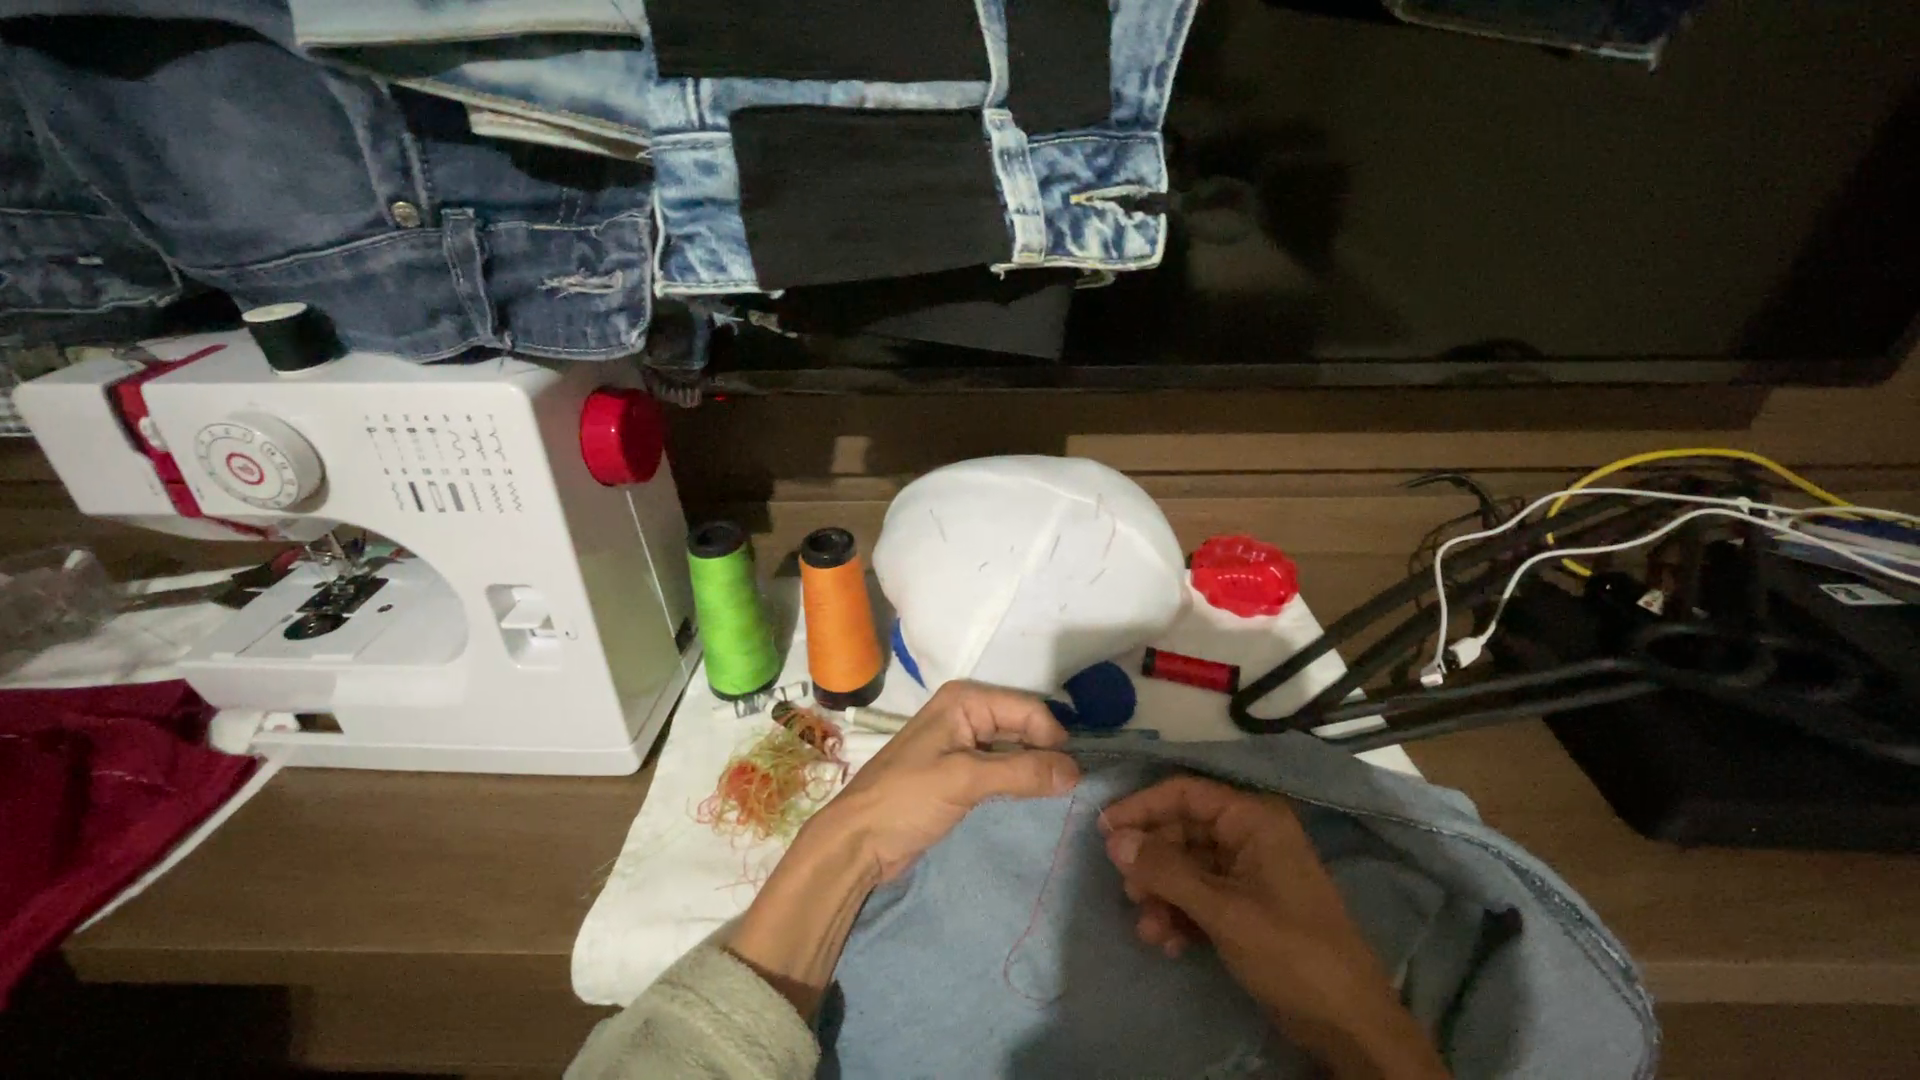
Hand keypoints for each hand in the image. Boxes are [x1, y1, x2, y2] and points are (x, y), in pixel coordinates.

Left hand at [812, 680, 1079, 881]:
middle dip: (1047, 752)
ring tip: (1060, 796)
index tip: (1073, 776)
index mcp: (964, 701)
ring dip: (1035, 770)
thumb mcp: (965, 780)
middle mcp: (966, 714)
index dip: (1053, 739)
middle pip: (1024, 727)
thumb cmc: (906, 799)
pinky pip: (1002, 770)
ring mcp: (962, 745)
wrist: (857, 841)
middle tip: (1072, 788)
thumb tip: (1077, 772)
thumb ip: (1022, 772)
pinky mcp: (960, 774)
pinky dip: (1019, 782)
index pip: (1028, 709)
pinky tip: (1034, 800)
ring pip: (1015, 750)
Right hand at [1100, 776, 1449, 1079]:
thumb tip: (1114, 839)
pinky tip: (1168, 942)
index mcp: (1253, 819)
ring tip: (1149, 929)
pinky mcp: (1245, 905)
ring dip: (1161, 894)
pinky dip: (1179, 914)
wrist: (1347, 1023)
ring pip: (1186, 866)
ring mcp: (1249, 871)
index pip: (1185, 793)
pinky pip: (1199, 894)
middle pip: (1182, 831)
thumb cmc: (1289, 950)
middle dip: (1151, 863)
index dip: (1141, 807)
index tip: (1103, 830)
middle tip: (1127, 892)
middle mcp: (1250, 835)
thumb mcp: (1222, 909)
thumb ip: (1165, 870)